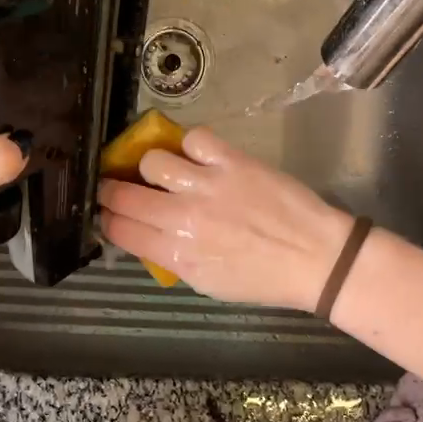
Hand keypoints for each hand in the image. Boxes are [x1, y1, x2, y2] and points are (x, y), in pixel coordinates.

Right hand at [98, 127, 352, 312]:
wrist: (315, 259)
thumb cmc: (260, 278)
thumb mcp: (206, 282)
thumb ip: (170, 257)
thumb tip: (143, 234)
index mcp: (176, 254)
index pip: (119, 230)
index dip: (106, 219)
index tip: (108, 214)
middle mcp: (184, 218)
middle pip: (122, 195)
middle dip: (109, 190)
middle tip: (114, 186)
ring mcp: (208, 185)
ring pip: (152, 161)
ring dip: (151, 167)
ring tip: (165, 172)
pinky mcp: (232, 161)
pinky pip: (193, 139)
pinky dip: (190, 146)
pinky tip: (198, 158)